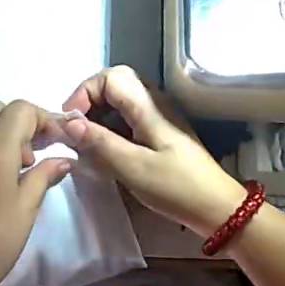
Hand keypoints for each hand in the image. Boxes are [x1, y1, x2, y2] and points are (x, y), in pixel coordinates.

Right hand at [56, 66, 246, 233]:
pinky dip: (110, 130)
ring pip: (120, 103)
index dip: (84, 93)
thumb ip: (99, 143)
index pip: (109, 77)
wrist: (216, 208)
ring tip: (85, 145)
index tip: (70, 123)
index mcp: (148, 105)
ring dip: (98, 118)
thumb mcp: (132, 167)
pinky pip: (128, 120)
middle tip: (74, 133)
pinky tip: (104, 152)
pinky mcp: (160, 134)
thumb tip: (68, 123)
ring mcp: (158, 118)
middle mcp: (154, 103)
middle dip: (88, 104)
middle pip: (114, 85)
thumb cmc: (175, 187)